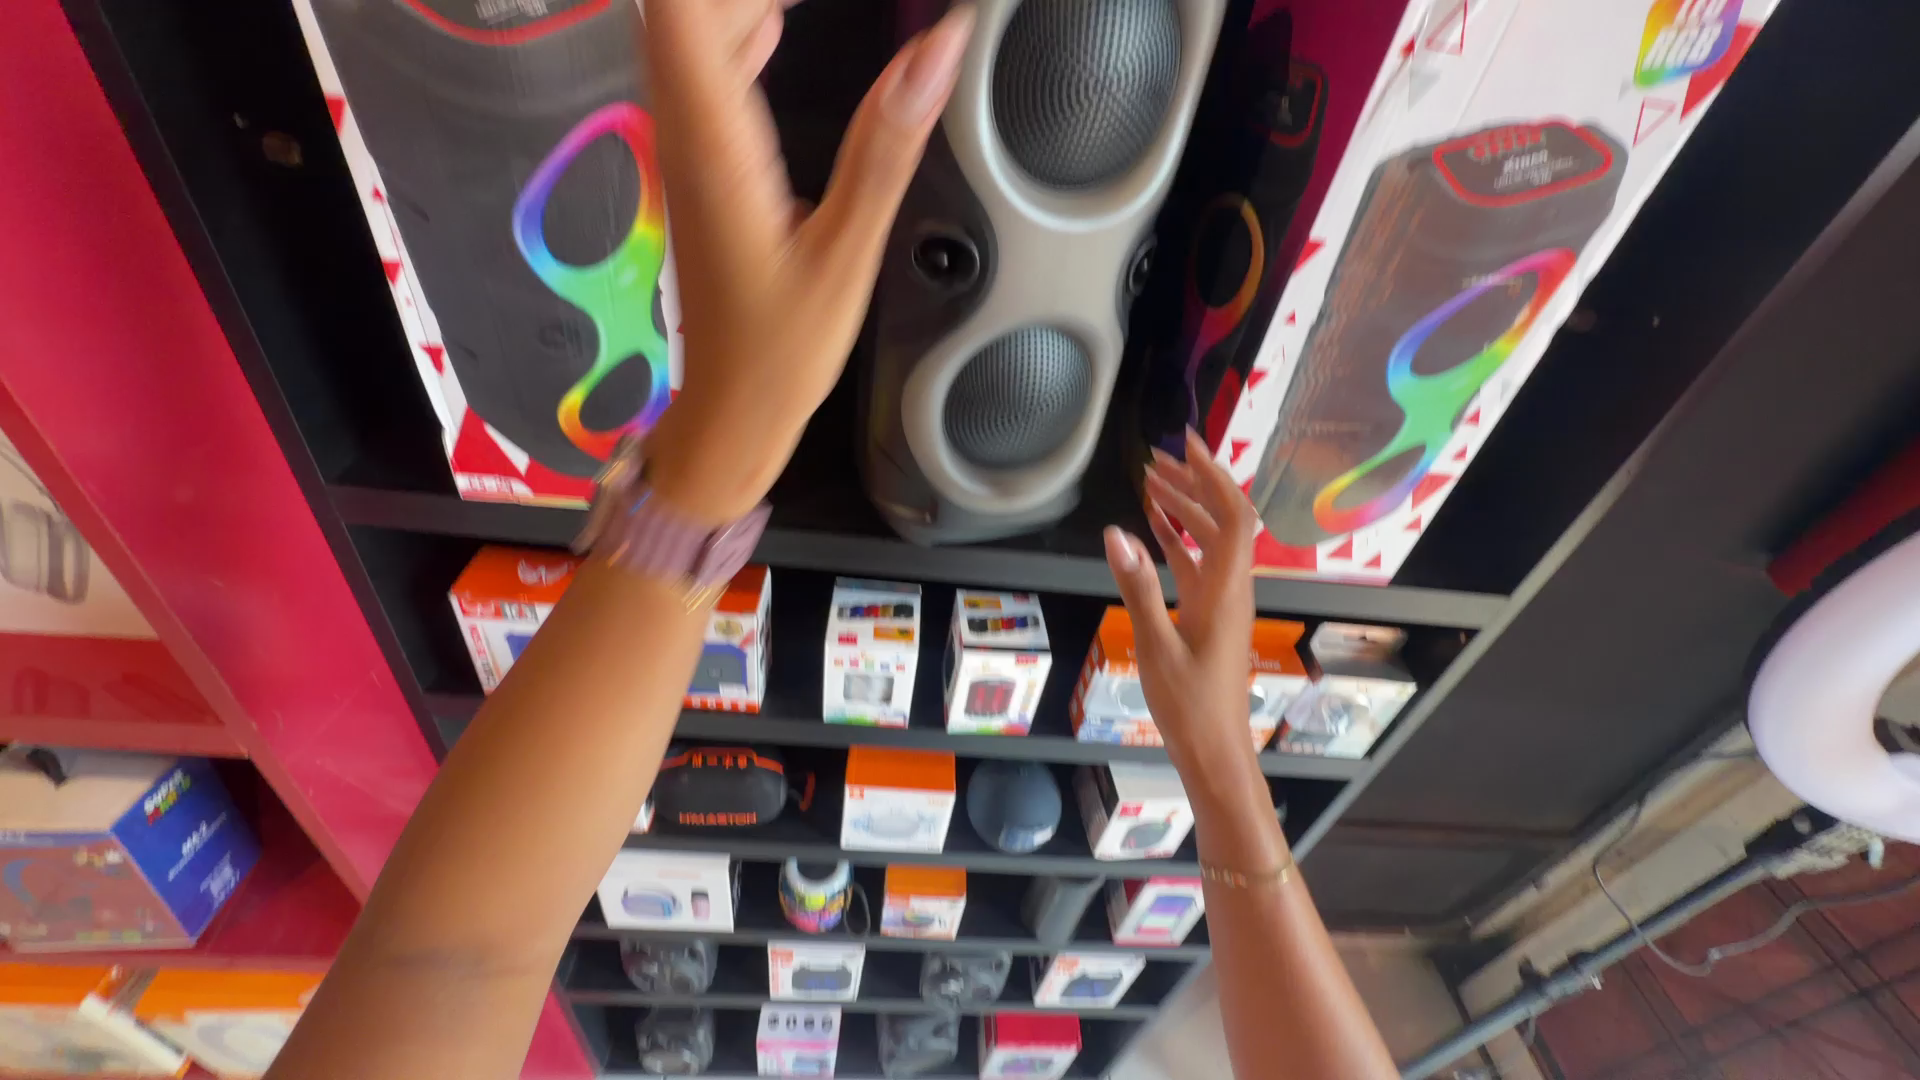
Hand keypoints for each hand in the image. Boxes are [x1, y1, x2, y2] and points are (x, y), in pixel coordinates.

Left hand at [637, 0, 974, 523]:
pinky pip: (702, 73)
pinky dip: (738, 32)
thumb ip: (885, 149)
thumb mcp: (845, 256)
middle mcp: (684, 133)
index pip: (688, 6)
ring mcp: (685, 151)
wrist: (733, 407)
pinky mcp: (701, 172)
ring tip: (808, 1)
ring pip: (689, 33)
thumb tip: (938, 49)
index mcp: (715, 145)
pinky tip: (777, 24)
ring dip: (742, 2)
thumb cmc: (783, 350)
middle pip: (684, 7)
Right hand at [1103, 430, 1260, 771]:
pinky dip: (1177, 540)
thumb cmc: (1187, 704)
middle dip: (1194, 483)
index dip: (1213, 474)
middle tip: (1156, 459)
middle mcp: (1231, 587)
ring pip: (1209, 540)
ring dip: (1185, 508)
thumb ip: (1137, 587)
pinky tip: (1154, 528)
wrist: (1214, 750)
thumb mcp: (1155, 645)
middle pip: (1223, 520)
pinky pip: (1197, 564)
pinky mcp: (1210, 614)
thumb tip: (1115, 533)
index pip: (1232, 516)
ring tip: (1151, 483)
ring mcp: (1222, 600)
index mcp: (1225, 589)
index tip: (1185, 444)